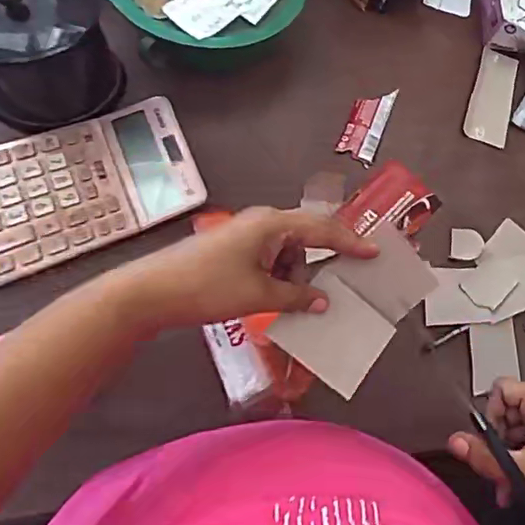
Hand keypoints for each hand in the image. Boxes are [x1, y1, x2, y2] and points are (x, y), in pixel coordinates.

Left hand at [105, 207, 376, 332]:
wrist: (150, 291)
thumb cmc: (206, 287)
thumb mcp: (258, 295)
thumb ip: (296, 297)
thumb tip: (322, 301)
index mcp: (273, 224)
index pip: (323, 229)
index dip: (351, 241)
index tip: (373, 252)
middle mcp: (262, 222)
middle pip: (307, 235)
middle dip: (326, 257)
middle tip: (347, 274)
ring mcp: (247, 234)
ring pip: (288, 250)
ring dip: (299, 272)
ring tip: (306, 299)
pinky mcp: (234, 248)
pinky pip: (271, 258)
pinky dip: (281, 275)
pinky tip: (282, 297)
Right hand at [448, 378, 524, 524]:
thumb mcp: (519, 469)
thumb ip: (483, 454)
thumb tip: (454, 441)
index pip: (502, 389)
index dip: (492, 414)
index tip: (494, 441)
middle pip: (504, 411)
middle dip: (497, 443)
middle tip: (500, 467)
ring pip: (510, 431)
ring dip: (503, 458)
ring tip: (507, 484)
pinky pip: (521, 443)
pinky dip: (513, 464)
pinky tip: (513, 487)